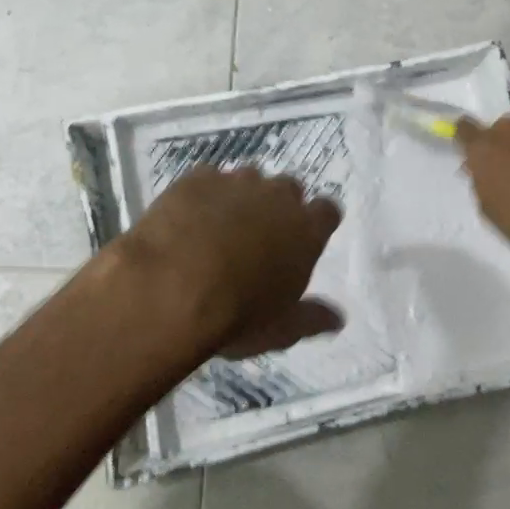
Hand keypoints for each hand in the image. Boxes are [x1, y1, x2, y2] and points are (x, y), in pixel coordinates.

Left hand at [117, 167, 344, 357]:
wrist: (171, 288)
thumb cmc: (237, 314)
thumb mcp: (281, 329)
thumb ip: (311, 318)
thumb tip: (338, 318)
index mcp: (306, 231)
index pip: (327, 211)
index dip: (317, 221)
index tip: (306, 236)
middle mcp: (276, 197)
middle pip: (288, 188)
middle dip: (278, 205)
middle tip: (261, 234)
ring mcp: (235, 183)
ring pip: (247, 179)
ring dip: (240, 196)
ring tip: (220, 225)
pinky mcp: (195, 179)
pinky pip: (206, 179)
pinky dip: (203, 194)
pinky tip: (188, 217)